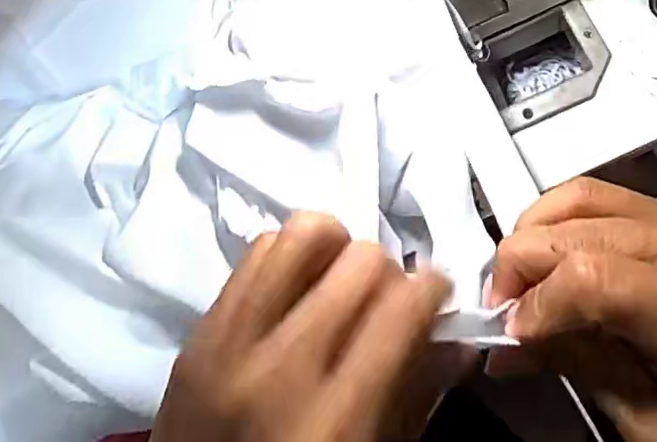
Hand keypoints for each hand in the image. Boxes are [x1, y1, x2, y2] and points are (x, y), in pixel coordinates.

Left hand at [154, 212, 466, 441]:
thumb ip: (419, 392)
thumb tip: (459, 334)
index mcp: (331, 422)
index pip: (403, 307)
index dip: (433, 288)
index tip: (435, 296)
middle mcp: (278, 374)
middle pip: (362, 261)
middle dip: (388, 274)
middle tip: (383, 302)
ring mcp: (228, 347)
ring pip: (305, 233)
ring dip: (336, 250)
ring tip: (337, 283)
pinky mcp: (197, 335)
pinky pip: (259, 251)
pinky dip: (290, 258)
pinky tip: (298, 292)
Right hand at [488, 179, 656, 441]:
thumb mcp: (652, 427)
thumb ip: (579, 363)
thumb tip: (507, 337)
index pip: (592, 272)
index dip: (535, 301)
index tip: (505, 338)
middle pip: (583, 222)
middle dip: (524, 261)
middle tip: (498, 312)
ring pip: (588, 194)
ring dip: (540, 232)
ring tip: (519, 285)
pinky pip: (610, 199)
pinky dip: (570, 224)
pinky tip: (555, 263)